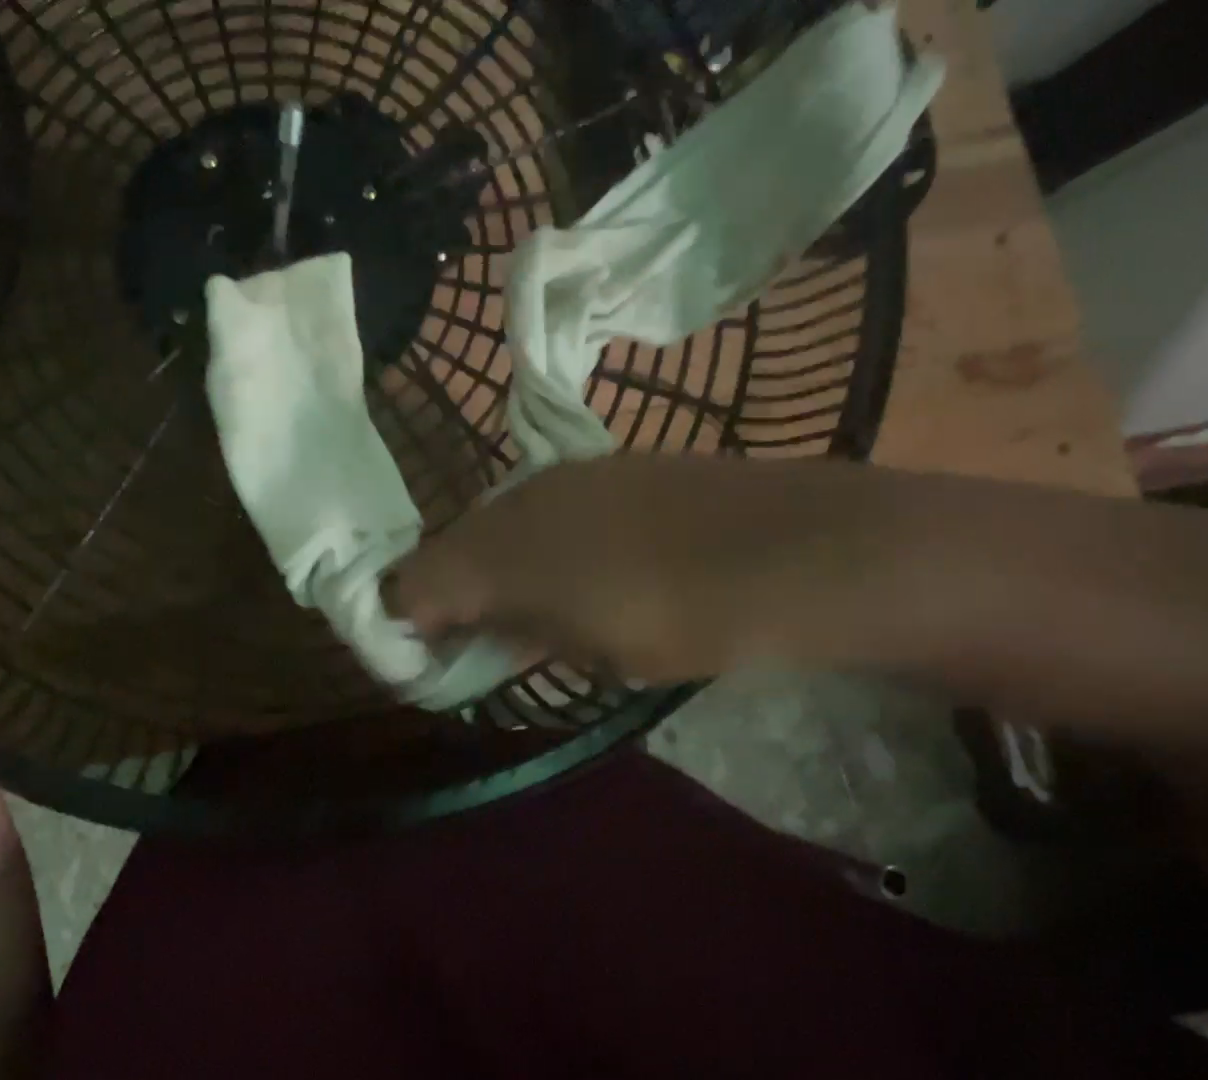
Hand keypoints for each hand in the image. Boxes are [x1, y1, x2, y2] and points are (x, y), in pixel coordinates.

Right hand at [384, 455, 903, 683]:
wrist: (802, 548)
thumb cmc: (682, 617)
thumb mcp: (586, 650)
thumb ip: (510, 636)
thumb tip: (466, 631)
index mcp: (497, 548)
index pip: (411, 584)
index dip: (404, 625)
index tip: (427, 662)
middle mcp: (515, 499)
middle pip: (447, 550)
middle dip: (447, 598)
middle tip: (478, 644)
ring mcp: (565, 477)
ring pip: (496, 527)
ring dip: (493, 571)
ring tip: (533, 614)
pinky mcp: (607, 467)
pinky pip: (543, 510)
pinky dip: (538, 546)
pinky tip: (583, 571)